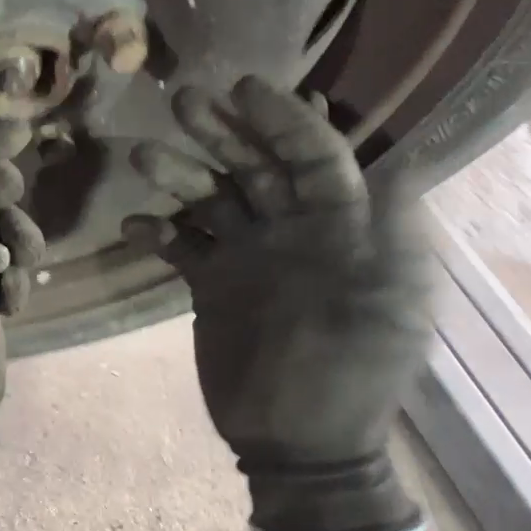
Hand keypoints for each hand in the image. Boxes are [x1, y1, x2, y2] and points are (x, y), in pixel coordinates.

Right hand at [126, 77, 434, 530]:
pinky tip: (137, 227)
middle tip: (182, 100)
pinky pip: (181, 244)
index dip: (284, 121)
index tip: (246, 89)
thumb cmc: (352, 375)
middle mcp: (296, 230)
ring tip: (141, 155)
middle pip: (257, 166)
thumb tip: (392, 158)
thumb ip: (391, 231)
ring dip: (179, 174)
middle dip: (222, 132)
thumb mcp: (390, 303)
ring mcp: (250, 256)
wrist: (298, 441)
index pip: (317, 156)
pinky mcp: (211, 284)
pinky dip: (158, 231)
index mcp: (347, 227)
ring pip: (211, 198)